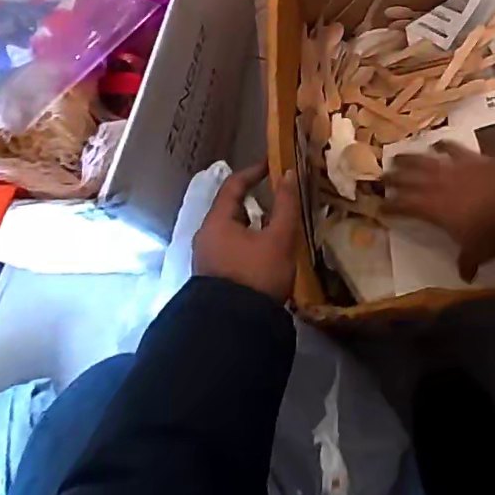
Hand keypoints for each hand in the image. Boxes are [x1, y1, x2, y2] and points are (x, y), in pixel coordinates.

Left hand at [192, 163, 301, 302]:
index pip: (233, 185)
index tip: (273, 165)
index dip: (254, 172)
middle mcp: (206, 235)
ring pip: (231, 228)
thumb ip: (285, 204)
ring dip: (252, 222)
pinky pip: (231, 245)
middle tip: (278, 195)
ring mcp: (207, 257)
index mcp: (217, 222)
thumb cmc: (257, 276)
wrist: (234, 329)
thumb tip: (288, 173)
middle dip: (254, 199)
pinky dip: (248, 239)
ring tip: (276, 223)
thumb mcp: (279, 239)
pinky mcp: (213, 275)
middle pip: (230, 207)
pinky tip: (264, 249)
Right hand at [384, 143, 494, 279]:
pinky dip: (443, 145)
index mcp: (432, 208)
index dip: (390, 206)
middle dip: (393, 178)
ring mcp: (454, 168)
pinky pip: (453, 148)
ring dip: (410, 158)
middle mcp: (437, 185)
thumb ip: (466, 262)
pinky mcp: (472, 158)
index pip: (404, 206)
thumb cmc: (492, 235)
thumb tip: (465, 277)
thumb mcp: (476, 253)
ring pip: (425, 160)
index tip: (379, 206)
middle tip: (382, 177)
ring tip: (397, 156)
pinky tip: (436, 144)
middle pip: (408, 178)